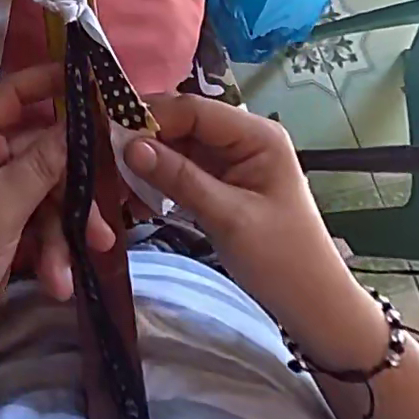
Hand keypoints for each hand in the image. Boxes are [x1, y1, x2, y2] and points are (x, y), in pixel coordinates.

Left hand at [0, 65, 115, 361]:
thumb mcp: (1, 207)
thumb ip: (43, 163)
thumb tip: (79, 123)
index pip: (14, 93)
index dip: (53, 81)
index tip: (97, 78)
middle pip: (45, 147)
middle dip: (76, 178)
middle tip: (115, 186)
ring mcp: (0, 188)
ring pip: (52, 187)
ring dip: (70, 222)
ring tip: (93, 247)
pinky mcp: (12, 220)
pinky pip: (47, 219)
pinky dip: (56, 248)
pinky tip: (58, 280)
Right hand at [123, 94, 386, 365]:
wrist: (314, 308)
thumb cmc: (282, 261)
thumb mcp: (228, 217)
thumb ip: (178, 178)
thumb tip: (129, 146)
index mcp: (255, 133)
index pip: (193, 109)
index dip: (151, 117)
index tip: (110, 135)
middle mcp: (241, 137)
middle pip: (181, 124)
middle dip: (144, 140)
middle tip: (104, 159)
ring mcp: (229, 159)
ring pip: (175, 146)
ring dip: (146, 163)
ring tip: (115, 183)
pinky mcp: (219, 181)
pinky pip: (179, 169)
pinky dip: (156, 182)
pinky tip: (134, 199)